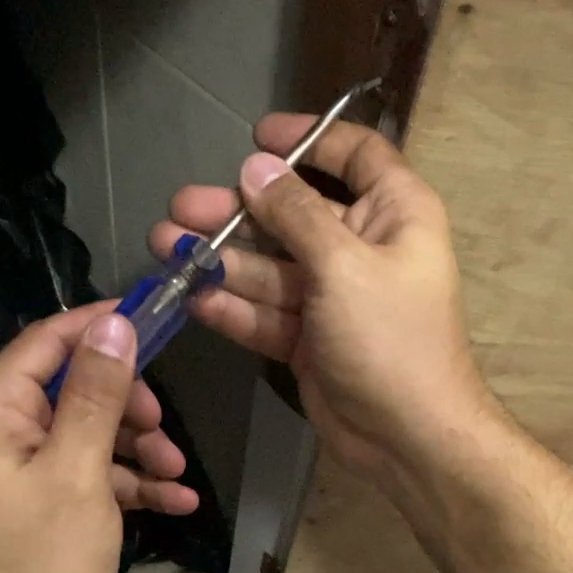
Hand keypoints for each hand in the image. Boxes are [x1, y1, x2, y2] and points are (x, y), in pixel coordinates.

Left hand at [0, 303, 198, 572]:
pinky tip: (175, 504)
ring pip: (86, 436)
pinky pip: (85, 477)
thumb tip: (114, 325)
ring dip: (137, 451)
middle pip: (72, 390)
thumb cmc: (39, 566)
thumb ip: (96, 395)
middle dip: (128, 407)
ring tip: (177, 479)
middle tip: (165, 431)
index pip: (46, 342)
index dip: (101, 327)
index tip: (157, 321)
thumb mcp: (77, 474)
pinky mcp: (35, 506)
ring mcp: (14, 472)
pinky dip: (126, 486)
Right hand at [150, 114, 500, 483]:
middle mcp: (361, 248)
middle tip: (182, 205)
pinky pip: (266, 314)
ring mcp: (332, 298)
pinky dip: (233, 308)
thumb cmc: (390, 337)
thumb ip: (296, 214)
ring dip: (220, 259)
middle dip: (238, 210)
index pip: (355, 155)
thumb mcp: (344, 264)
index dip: (308, 141)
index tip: (257, 137)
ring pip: (270, 268)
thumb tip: (256, 168)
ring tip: (164, 244)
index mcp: (392, 213)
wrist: (408, 436)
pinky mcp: (308, 341)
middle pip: (293, 215)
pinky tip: (192, 297)